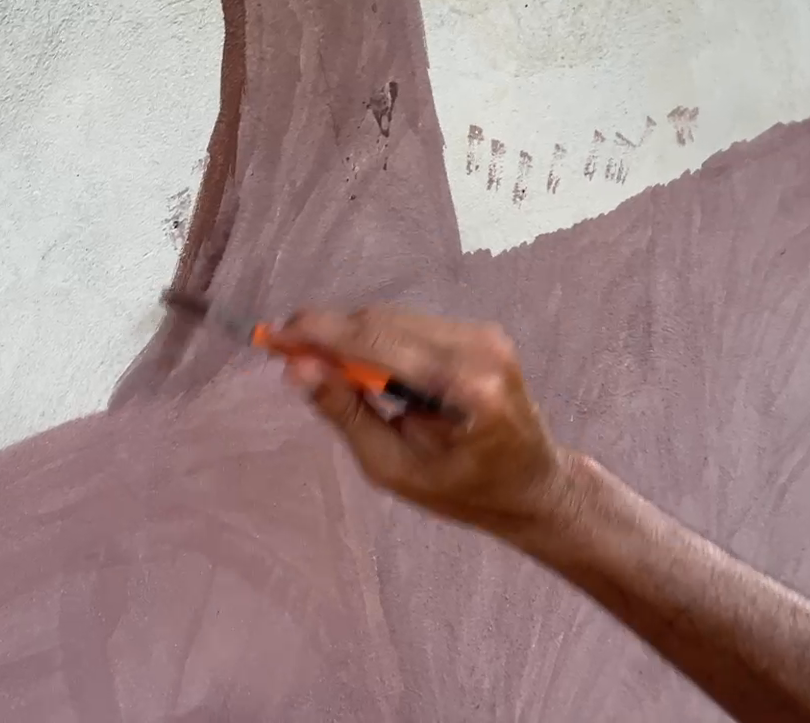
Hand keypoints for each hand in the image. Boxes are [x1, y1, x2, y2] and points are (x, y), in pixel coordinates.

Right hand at [276, 307, 573, 535]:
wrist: (534, 485)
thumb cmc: (462, 492)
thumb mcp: (392, 468)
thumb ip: (345, 413)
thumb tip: (297, 368)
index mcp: (464, 388)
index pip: (375, 343)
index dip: (319, 334)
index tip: (275, 335)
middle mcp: (477, 348)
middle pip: (378, 322)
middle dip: (327, 332)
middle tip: (286, 351)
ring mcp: (482, 333)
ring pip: (389, 317)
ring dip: (348, 335)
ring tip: (320, 362)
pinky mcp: (479, 329)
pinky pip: (407, 323)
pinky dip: (374, 338)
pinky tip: (362, 364)